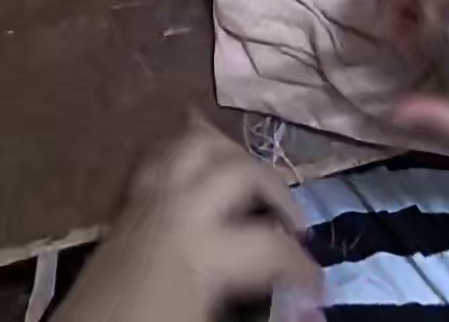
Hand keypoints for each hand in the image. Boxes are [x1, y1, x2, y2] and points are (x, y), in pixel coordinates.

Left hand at [52, 118, 319, 321]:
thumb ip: (259, 310)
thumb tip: (311, 308)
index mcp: (202, 249)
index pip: (271, 245)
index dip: (304, 265)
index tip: (319, 286)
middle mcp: (178, 206)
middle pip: (239, 170)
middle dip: (276, 190)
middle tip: (294, 222)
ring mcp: (150, 195)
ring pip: (198, 143)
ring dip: (233, 153)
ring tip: (253, 177)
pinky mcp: (129, 199)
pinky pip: (162, 153)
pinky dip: (188, 146)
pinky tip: (202, 156)